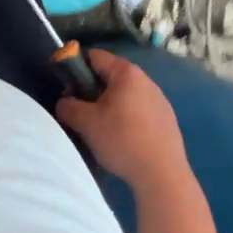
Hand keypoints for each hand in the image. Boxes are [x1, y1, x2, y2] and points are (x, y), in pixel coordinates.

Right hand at [55, 49, 187, 187]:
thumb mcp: (85, 122)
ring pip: (125, 94)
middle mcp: (146, 79)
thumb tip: (65, 103)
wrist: (163, 176)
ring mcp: (160, 100)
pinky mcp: (168, 119)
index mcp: (126, 72)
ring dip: (110, 105)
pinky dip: (128, 118)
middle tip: (83, 113)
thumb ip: (67, 106)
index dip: (75, 68)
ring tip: (103, 130)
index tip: (68, 90)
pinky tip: (124, 140)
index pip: (94, 56)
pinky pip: (140, 110)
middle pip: (110, 76)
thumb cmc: (122, 140)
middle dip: (92, 90)